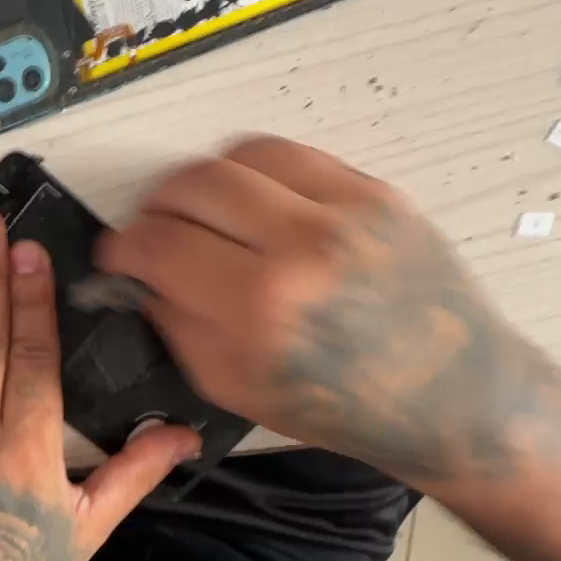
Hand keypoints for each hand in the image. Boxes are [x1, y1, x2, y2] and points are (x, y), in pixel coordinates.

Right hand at [99, 136, 557, 484]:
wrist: (445, 392)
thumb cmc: (337, 404)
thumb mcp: (231, 385)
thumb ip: (176, 325)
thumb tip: (138, 282)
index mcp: (258, 306)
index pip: (158, 243)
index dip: (121, 247)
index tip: (115, 257)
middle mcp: (300, 243)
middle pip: (191, 184)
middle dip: (153, 208)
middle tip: (150, 235)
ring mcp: (344, 207)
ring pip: (238, 156)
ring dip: (201, 183)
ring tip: (198, 217)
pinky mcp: (375, 190)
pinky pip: (290, 157)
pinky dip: (253, 177)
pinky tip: (251, 210)